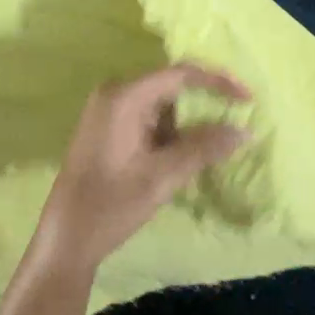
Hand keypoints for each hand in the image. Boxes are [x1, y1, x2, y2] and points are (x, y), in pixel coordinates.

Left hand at [34, 64, 252, 270]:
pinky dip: (170, 133)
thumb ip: (204, 148)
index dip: (218, 82)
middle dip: (205, 103)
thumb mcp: (163, 177)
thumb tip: (244, 130)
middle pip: (172, 86)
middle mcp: (114, 94)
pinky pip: (149, 119)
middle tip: (235, 121)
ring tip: (210, 147)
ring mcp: (108, 111)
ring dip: (187, 123)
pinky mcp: (108, 129)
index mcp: (124, 97)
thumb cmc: (111, 206)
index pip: (181, 74)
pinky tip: (183, 156)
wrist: (66, 239)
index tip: (248, 98)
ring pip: (162, 105)